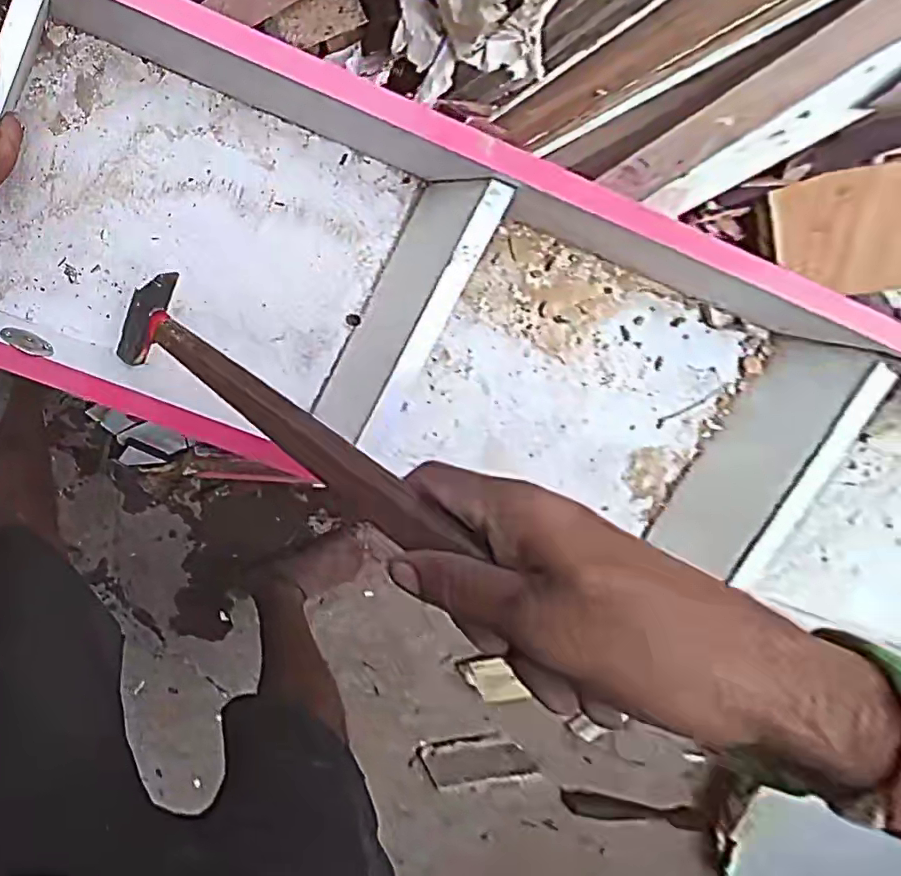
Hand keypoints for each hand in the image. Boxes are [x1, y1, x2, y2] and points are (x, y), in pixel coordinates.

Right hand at [390, 462, 900, 790]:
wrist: (782, 696)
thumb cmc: (665, 646)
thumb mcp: (532, 618)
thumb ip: (454, 584)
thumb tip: (398, 562)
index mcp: (517, 510)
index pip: (426, 484)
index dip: (401, 514)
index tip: (404, 561)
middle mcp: (536, 524)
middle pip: (456, 548)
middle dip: (470, 605)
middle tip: (498, 636)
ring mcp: (564, 559)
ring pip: (496, 592)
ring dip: (514, 642)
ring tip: (558, 674)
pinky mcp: (590, 592)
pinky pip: (537, 614)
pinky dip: (548, 651)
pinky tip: (582, 680)